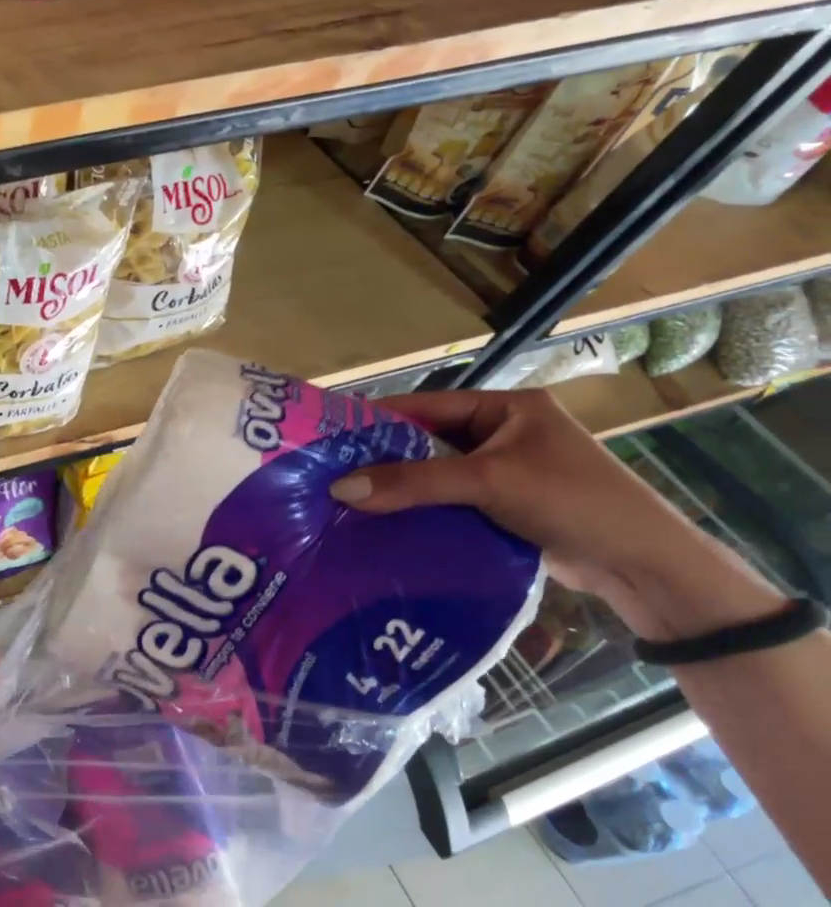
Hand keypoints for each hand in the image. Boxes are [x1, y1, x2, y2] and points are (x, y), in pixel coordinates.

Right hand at [328, 389, 783, 640]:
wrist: (646, 567)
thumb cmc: (574, 502)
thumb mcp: (489, 482)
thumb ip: (414, 482)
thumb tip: (339, 489)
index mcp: (505, 408)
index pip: (424, 404)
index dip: (375, 418)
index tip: (327, 435)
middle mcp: (502, 433)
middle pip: (425, 440)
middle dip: (381, 458)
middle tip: (328, 473)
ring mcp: (504, 472)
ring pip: (434, 474)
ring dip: (399, 489)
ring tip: (346, 501)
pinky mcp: (504, 507)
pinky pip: (448, 501)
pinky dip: (420, 511)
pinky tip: (384, 523)